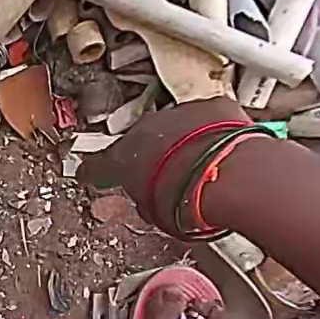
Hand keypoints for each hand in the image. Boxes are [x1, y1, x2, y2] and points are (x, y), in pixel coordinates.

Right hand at [81, 98, 250, 227]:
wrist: (228, 176)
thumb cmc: (186, 201)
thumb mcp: (154, 213)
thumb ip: (145, 201)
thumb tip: (150, 202)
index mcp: (121, 158)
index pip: (97, 164)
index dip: (95, 171)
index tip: (91, 174)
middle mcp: (144, 130)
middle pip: (140, 140)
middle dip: (148, 155)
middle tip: (162, 175)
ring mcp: (177, 114)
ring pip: (173, 126)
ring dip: (180, 141)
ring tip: (196, 164)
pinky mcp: (211, 105)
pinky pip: (206, 117)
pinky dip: (211, 130)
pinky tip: (222, 149)